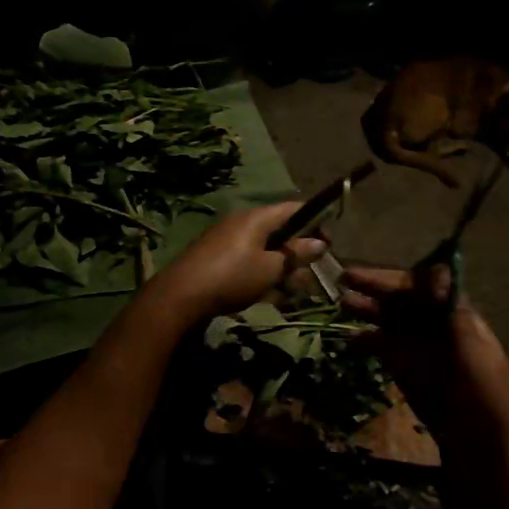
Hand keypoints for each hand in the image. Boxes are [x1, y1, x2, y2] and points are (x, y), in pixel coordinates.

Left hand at [149, 202, 327, 320]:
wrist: (181, 296)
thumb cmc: (232, 277)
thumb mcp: (270, 268)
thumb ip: (295, 255)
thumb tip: (319, 243)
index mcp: (257, 218)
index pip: (294, 209)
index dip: (315, 223)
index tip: (327, 245)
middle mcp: (242, 224)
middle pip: (280, 235)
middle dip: (295, 259)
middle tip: (303, 281)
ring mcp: (227, 242)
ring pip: (264, 254)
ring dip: (279, 274)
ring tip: (285, 296)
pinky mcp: (217, 261)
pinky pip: (248, 266)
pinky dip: (260, 280)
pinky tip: (264, 299)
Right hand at [341, 264, 508, 439]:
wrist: (481, 441)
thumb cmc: (484, 393)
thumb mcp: (472, 352)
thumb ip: (452, 313)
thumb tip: (437, 273)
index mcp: (456, 315)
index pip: (424, 284)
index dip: (399, 278)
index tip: (375, 277)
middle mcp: (434, 324)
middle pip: (402, 298)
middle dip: (376, 286)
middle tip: (345, 278)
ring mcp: (418, 345)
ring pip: (388, 318)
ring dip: (367, 308)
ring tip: (343, 304)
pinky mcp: (404, 367)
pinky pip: (382, 346)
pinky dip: (366, 340)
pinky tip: (350, 339)